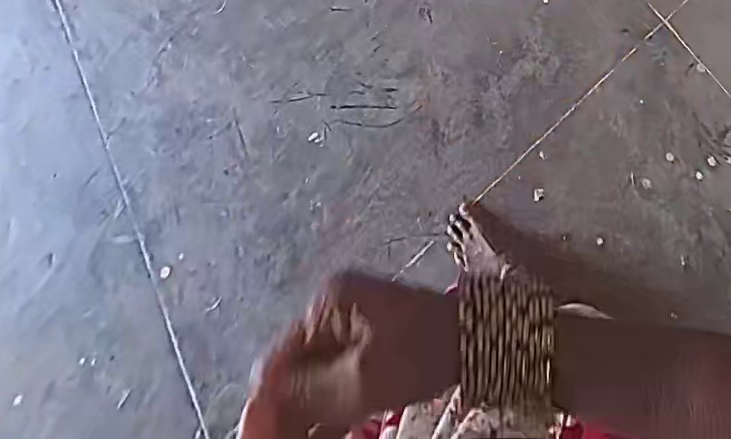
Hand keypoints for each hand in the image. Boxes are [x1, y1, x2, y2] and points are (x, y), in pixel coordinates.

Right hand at [239, 272, 458, 438]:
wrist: (475, 337)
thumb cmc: (417, 351)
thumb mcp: (357, 380)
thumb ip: (303, 395)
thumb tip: (255, 408)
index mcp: (328, 304)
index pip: (276, 362)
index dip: (263, 409)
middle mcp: (334, 309)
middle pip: (293, 373)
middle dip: (284, 418)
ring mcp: (352, 324)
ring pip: (313, 382)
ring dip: (305, 421)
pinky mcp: (369, 342)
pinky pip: (336, 380)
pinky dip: (329, 413)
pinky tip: (330, 437)